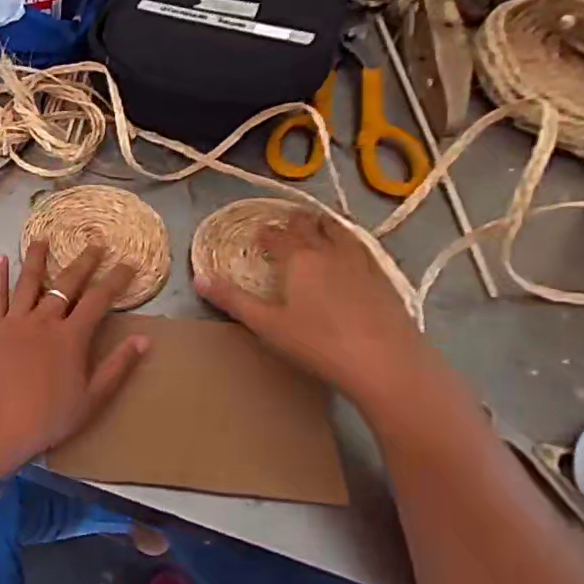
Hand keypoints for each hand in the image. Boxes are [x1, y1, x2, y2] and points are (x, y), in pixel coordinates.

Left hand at [0, 242, 149, 476]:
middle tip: (96, 243)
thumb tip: (145, 340)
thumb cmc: (46, 419)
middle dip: (84, 261)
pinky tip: (0, 259)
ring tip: (43, 238)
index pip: (99, 299)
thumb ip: (117, 367)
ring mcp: (15, 322)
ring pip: (29, 282)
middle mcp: (44, 321)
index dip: (116, 279)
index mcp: (70, 337)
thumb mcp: (91, 400)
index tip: (128, 263)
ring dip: (38, 258)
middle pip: (66, 283)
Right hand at [193, 215, 435, 407]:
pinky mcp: (384, 277)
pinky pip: (361, 246)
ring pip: (339, 231)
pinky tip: (350, 251)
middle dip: (294, 221)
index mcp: (299, 259)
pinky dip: (348, 239)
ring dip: (324, 224)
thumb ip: (232, 300)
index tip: (257, 234)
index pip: (278, 236)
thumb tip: (198, 279)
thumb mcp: (267, 325)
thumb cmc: (318, 343)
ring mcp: (361, 262)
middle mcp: (329, 251)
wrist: (386, 361)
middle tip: (285, 221)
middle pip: (310, 226)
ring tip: (317, 224)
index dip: (265, 233)